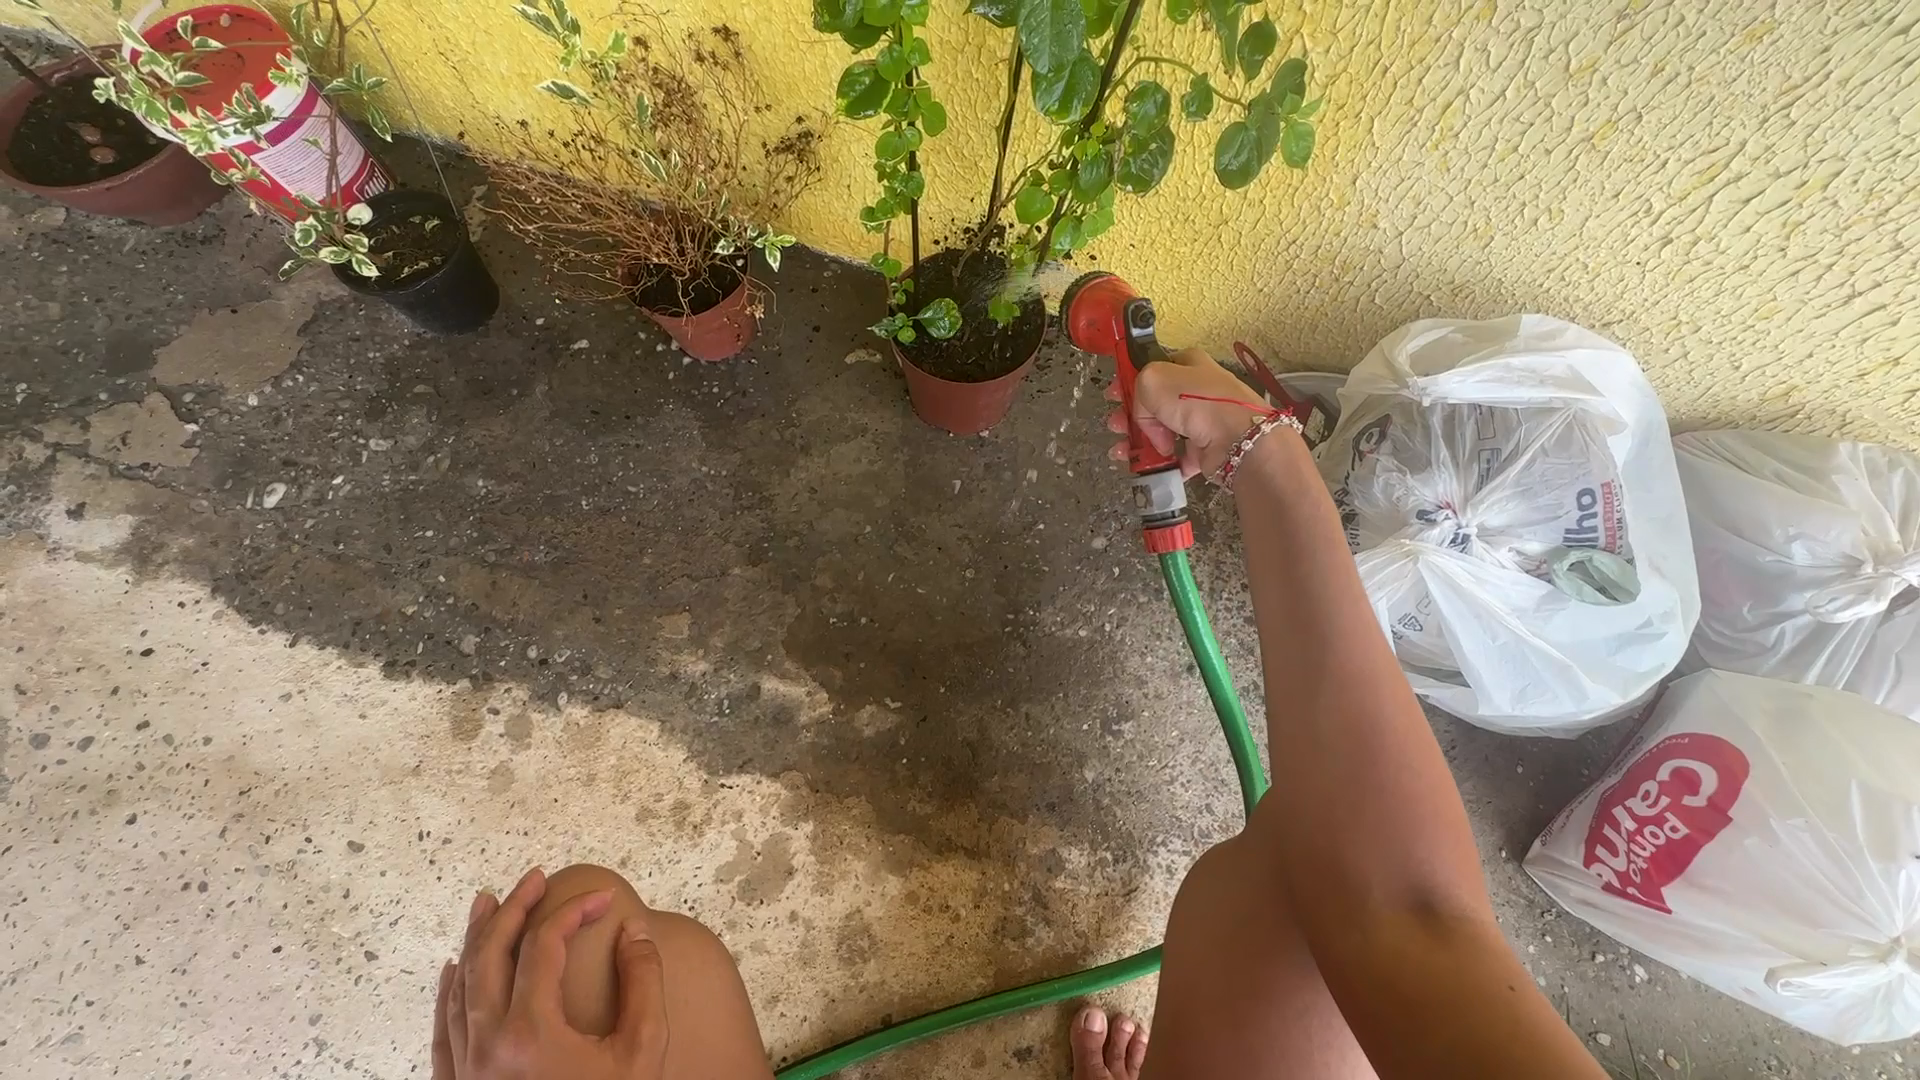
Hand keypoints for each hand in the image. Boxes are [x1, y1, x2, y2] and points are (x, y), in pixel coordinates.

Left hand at [432, 868, 668, 1079]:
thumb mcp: (642, 1050)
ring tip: (488, 901)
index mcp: (530, 1032)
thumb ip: (642, 982)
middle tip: (536, 877)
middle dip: (513, 909)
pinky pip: (441, 1030)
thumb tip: (632, 931)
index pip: (545, 946)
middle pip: (489, 957)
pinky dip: (447, 992)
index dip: (575, 911)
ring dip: (476, 940)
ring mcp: (463, 1072)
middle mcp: (484, 1046)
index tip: (606, 900)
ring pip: (459, 988)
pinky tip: (453, 971)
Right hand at [1105, 347, 1273, 479]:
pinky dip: (1157, 462)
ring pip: (1160, 431)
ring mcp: (1200, 420)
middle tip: (1117, 425)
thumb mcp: (1152, 379)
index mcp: (1187, 364)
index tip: (1113, 394)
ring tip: (1123, 450)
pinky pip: (1173, 456)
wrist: (1235, 439)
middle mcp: (1195, 390)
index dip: (1129, 380)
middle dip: (1129, 415)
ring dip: (1137, 441)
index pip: (1151, 368)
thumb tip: (1144, 417)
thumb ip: (1136, 391)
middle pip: (1152, 403)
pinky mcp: (1203, 448)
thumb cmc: (1196, 401)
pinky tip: (1144, 466)